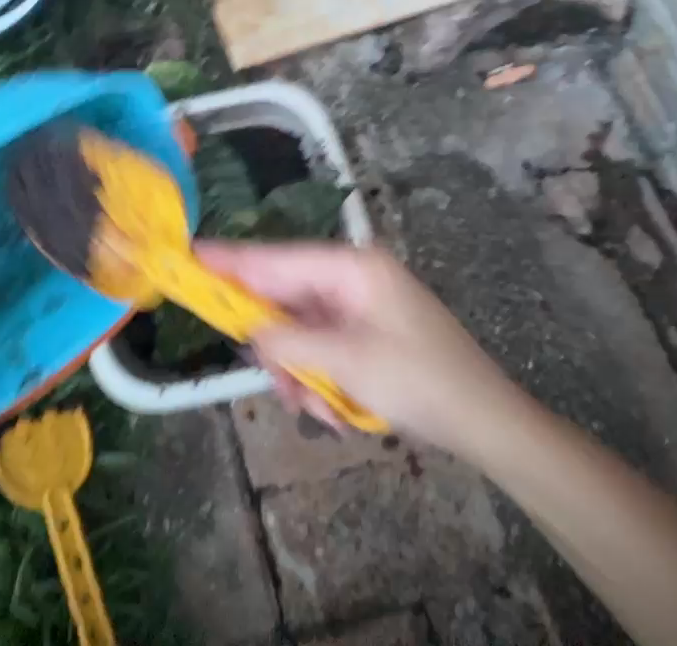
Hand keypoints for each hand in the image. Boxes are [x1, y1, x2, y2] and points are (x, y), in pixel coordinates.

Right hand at [197, 242, 513, 454]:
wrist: (487, 421)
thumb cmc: (420, 380)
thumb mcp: (346, 361)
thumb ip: (288, 342)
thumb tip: (250, 331)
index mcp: (353, 268)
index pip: (276, 258)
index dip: (232, 260)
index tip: (189, 255)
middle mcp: (353, 279)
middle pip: (286, 301)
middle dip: (279, 349)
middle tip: (282, 387)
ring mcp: (361, 307)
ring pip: (301, 333)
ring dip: (301, 374)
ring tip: (320, 411)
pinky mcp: (366, 334)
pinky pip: (322, 350)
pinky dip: (320, 379)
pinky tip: (337, 411)